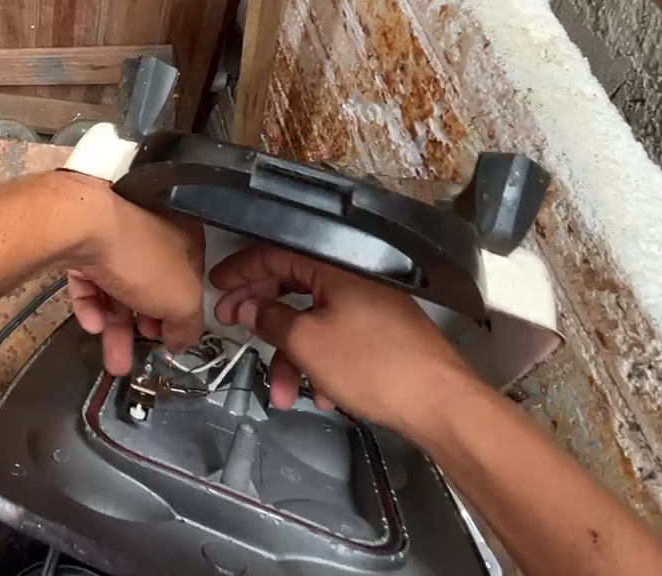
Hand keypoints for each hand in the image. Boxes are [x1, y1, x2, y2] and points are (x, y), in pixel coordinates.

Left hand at [54, 171, 204, 376]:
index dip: (180, 312)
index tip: (170, 338)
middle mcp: (148, 229)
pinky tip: (92, 324)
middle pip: (150, 286)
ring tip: (114, 361)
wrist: (82, 224)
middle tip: (139, 354)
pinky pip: (89, 278)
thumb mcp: (183, 299)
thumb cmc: (141, 255)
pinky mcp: (80, 240)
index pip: (189, 279)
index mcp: (182, 234)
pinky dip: (91, 303)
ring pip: (117, 286)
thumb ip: (188, 325)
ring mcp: (112, 233)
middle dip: (144, 328)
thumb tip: (181, 340)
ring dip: (116, 327)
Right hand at [210, 244, 478, 436]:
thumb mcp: (308, 342)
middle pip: (291, 286)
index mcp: (333, 266)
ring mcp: (368, 306)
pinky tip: (320, 395)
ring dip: (290, 355)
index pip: (274, 255)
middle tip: (235, 330)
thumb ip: (270, 319)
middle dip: (261, 316)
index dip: (241, 272)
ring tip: (282, 392)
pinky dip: (319, 363)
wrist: (443, 406)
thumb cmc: (376, 366)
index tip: (218, 289)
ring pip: (312, 320)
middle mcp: (350, 278)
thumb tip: (249, 308)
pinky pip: (335, 338)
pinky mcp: (380, 334)